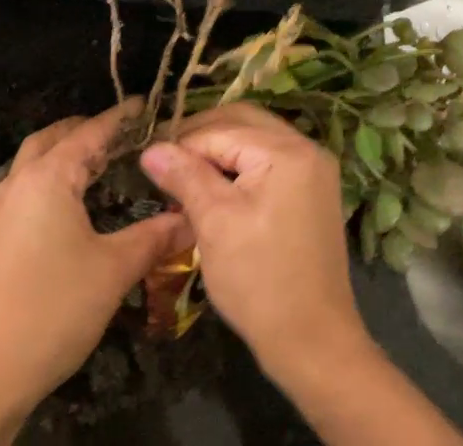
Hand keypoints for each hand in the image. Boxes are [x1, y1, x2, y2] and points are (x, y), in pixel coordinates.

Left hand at [0, 99, 192, 405]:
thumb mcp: (115, 269)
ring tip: (89, 162)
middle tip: (122, 134)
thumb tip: (192, 218)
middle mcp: (19, 184)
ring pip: (28, 164)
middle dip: (86, 130)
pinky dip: (31, 185)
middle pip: (53, 140)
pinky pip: (9, 195)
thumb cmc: (55, 308)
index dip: (119, 117)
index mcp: (49, 178)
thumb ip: (155, 237)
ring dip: (58, 154)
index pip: (90, 133)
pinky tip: (41, 204)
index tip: (145, 104)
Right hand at [139, 103, 369, 375]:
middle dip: (200, 136)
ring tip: (183, 174)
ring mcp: (314, 170)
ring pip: (254, 139)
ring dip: (218, 149)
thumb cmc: (259, 281)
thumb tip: (150, 148)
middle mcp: (307, 149)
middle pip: (242, 121)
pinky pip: (268, 161)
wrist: (312, 340)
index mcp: (287, 151)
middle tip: (163, 159)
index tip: (147, 160)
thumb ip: (184, 176)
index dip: (181, 143)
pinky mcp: (312, 191)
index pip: (220, 129)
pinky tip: (213, 187)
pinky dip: (239, 166)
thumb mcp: (214, 223)